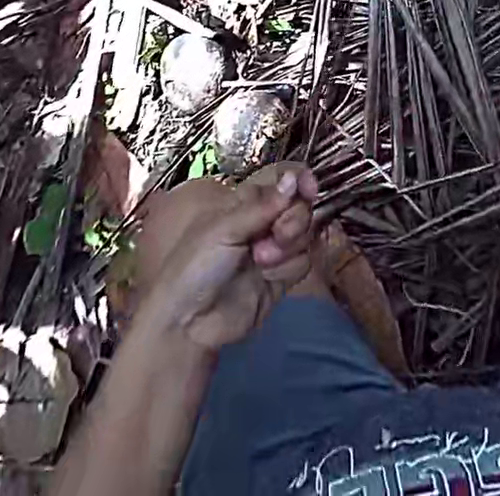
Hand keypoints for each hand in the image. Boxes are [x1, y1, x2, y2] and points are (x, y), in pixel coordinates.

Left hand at [134, 162, 319, 351]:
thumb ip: (263, 206)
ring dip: (288, 246)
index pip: (281, 178)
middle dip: (293, 219)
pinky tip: (268, 276)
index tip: (308, 188)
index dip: (299, 179)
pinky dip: (289, 267)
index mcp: (246, 201)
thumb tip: (293, 178)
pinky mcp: (282, 277)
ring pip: (304, 235)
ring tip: (261, 260)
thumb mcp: (225, 228)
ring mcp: (274, 249)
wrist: (191, 321)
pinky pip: (303, 262)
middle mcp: (263, 221)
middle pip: (299, 206)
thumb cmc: (197, 264)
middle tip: (276, 233)